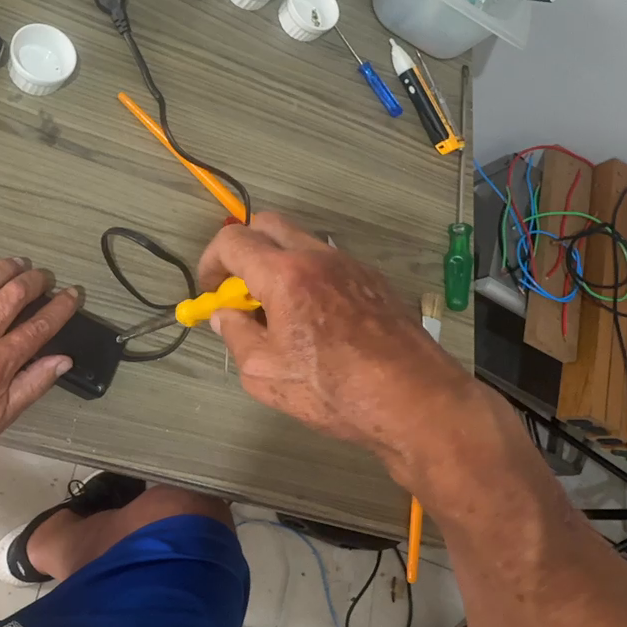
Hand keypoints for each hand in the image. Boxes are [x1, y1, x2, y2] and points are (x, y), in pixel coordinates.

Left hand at [0, 249, 79, 489]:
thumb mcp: (0, 418)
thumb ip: (33, 385)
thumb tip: (63, 360)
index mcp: (0, 361)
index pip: (40, 327)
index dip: (60, 309)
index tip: (73, 295)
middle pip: (13, 297)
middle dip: (34, 282)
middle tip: (44, 276)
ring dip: (2, 269)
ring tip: (16, 262)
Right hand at [197, 213, 480, 485]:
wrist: (415, 401)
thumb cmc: (332, 391)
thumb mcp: (264, 374)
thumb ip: (236, 335)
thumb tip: (226, 315)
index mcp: (285, 275)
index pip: (233, 241)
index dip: (210, 262)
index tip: (211, 291)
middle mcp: (318, 258)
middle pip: (267, 225)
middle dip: (243, 250)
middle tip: (240, 292)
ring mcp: (351, 266)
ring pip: (301, 243)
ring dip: (278, 263)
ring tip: (279, 314)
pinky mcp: (375, 281)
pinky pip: (329, 264)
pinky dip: (308, 277)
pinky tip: (316, 323)